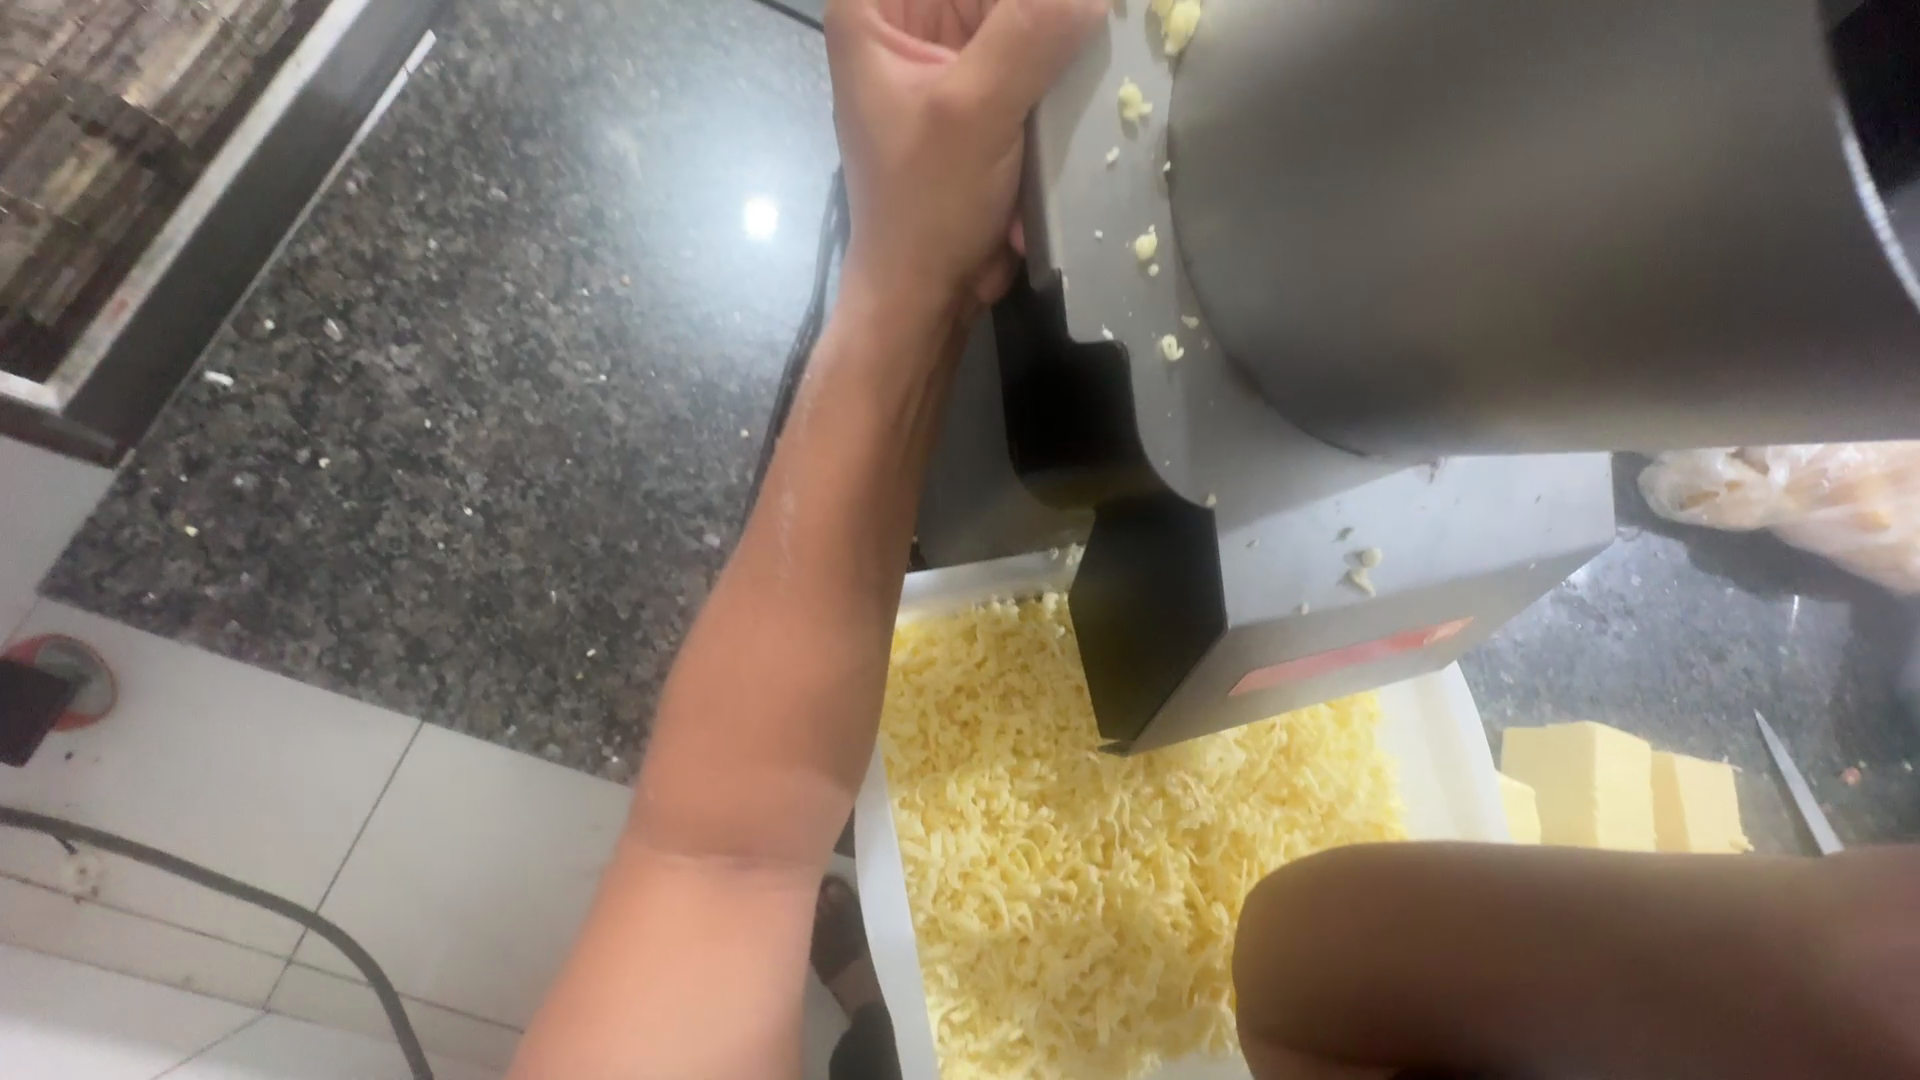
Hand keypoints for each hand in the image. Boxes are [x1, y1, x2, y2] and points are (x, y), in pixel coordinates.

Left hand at [824, 0, 1104, 315]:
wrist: (928, 293)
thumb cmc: (927, 208)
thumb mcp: (975, 110)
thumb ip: (1032, 31)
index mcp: (878, 8)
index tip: (1054, 16)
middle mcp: (910, 21)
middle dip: (1044, 14)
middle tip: (1094, 24)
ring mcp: (952, 62)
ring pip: (1023, 18)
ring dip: (1061, 41)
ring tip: (1092, 56)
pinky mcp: (985, 101)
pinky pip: (1034, 61)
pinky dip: (1061, 75)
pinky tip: (1083, 86)